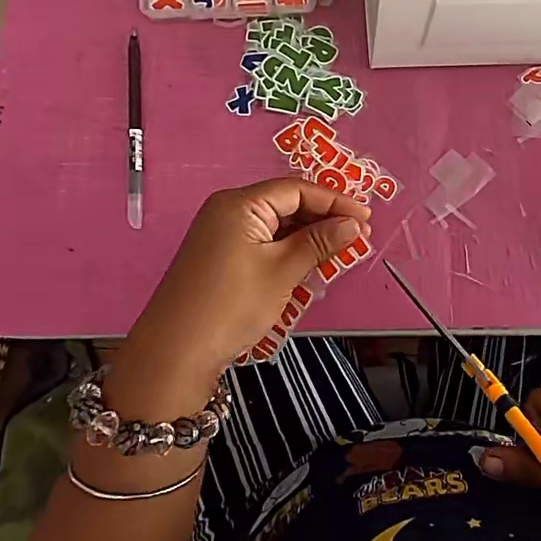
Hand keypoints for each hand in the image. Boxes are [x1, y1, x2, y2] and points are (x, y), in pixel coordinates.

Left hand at [126, 178, 370, 380]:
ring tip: (339, 254)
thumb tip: (352, 225)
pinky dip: (289, 251)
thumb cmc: (229, 306)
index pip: (297, 189)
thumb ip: (320, 242)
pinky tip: (310, 266)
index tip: (365, 216)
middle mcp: (228, 211)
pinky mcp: (221, 255)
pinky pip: (264, 242)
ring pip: (278, 225)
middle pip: (287, 204)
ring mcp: (222, 234)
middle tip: (357, 236)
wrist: (176, 351)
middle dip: (324, 219)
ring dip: (309, 238)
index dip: (335, 201)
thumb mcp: (283, 270)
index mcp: (239, 204)